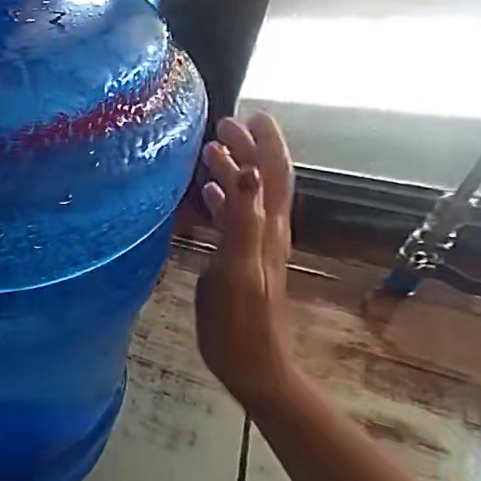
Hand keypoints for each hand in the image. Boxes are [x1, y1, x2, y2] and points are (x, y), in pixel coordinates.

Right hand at [195, 113, 299, 410]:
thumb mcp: (238, 270)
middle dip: (248, 150)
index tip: (250, 115)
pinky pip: (235, 220)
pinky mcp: (241, 264)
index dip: (265, 143)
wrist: (253, 366)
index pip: (273, 174)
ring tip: (212, 152)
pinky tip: (207, 196)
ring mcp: (255, 249)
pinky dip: (223, 201)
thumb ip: (244, 221)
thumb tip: (250, 171)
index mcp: (268, 229)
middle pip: (262, 181)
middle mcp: (267, 232)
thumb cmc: (240, 324)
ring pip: (248, 199)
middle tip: (223, 126)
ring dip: (234, 172)